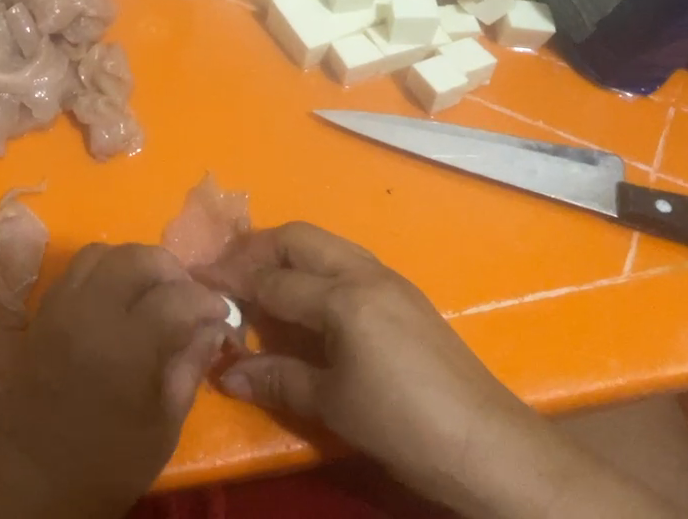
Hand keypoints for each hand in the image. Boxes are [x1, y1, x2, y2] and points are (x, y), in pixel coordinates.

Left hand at [0, 244, 233, 518]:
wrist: (29, 477)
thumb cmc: (106, 463)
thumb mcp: (163, 426)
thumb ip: (189, 366)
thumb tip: (211, 327)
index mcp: (127, 345)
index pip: (178, 296)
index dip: (207, 300)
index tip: (220, 314)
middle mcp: (90, 311)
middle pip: (137, 257)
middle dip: (171, 270)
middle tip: (187, 296)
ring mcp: (60, 305)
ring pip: (102, 252)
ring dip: (133, 263)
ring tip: (151, 292)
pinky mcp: (41, 310)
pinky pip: (75, 269)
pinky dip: (102, 271)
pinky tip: (116, 298)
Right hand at [199, 223, 542, 507]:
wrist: (492, 448)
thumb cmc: (405, 424)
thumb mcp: (332, 405)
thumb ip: (276, 378)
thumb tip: (224, 372)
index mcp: (343, 298)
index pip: (272, 280)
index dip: (230, 280)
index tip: (195, 280)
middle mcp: (365, 274)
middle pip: (297, 239)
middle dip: (255, 249)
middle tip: (225, 271)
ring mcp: (389, 281)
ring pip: (324, 245)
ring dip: (285, 254)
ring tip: (257, 280)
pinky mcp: (404, 296)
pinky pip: (345, 262)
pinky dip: (312, 267)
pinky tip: (303, 298)